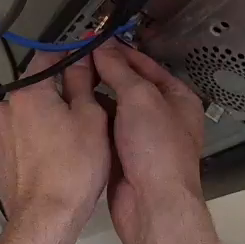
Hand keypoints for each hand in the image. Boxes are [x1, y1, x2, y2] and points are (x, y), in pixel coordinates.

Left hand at [0, 55, 111, 235]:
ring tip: (69, 139)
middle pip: (35, 89)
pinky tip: (52, 158)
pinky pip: (18, 139)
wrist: (44, 218)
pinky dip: (33, 141)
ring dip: (44, 118)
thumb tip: (80, 58)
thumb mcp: (90, 118)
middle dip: (57, 93)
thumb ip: (82, 82)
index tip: (85, 60)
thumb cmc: (74, 167)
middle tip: (84, 109)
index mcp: (27, 93)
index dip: (68, 55)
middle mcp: (4, 109)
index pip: (46, 56)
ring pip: (26, 116)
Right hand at [91, 43, 205, 237]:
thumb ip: (119, 70)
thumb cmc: (156, 148)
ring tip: (67, 80)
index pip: (145, 64)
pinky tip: (73, 111)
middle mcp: (162, 115)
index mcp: (177, 97)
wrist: (152, 203)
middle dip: (104, 73)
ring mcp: (142, 138)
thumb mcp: (139, 98)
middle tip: (74, 59)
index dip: (119, 51)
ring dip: (95, 96)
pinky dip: (92, 120)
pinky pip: (105, 131)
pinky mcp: (124, 156)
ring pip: (115, 109)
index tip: (92, 40)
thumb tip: (101, 45)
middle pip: (129, 85)